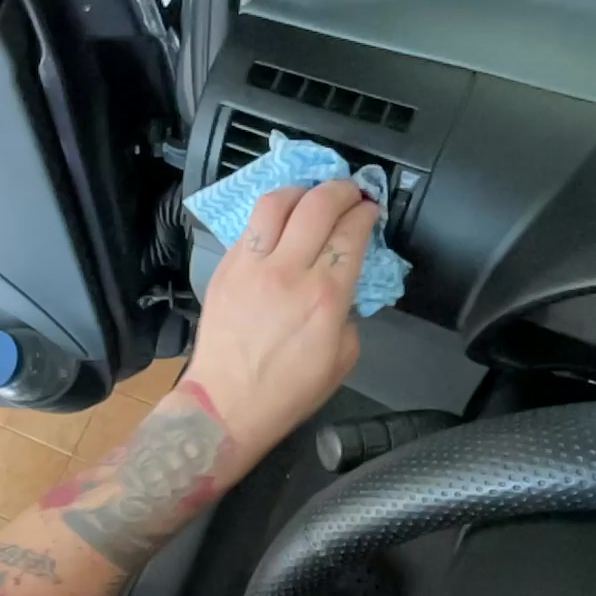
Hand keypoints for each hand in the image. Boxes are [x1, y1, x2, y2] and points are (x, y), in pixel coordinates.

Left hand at [182, 180, 378, 459]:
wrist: (225, 405)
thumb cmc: (286, 392)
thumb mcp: (342, 358)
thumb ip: (348, 312)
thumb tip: (342, 285)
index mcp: (325, 297)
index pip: (352, 231)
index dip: (366, 212)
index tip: (370, 210)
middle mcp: (288, 273)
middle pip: (319, 204)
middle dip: (342, 189)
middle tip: (350, 192)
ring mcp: (251, 267)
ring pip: (276, 202)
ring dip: (301, 190)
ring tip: (311, 196)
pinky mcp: (225, 270)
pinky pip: (250, 227)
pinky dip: (270, 217)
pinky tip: (279, 223)